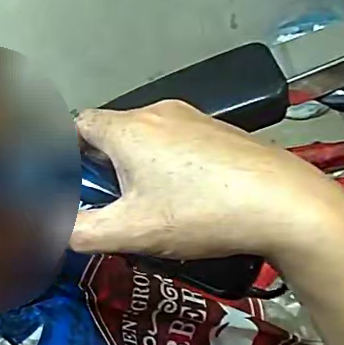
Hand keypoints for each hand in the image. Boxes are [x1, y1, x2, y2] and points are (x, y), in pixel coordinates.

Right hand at [70, 101, 343, 262]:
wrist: (285, 204)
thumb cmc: (203, 211)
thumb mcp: (133, 230)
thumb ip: (84, 232)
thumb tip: (59, 232)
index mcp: (129, 128)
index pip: (77, 123)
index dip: (64, 151)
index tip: (68, 181)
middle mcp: (160, 112)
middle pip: (114, 132)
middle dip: (105, 165)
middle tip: (111, 203)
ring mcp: (196, 118)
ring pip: (149, 138)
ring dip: (140, 166)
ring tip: (152, 206)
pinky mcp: (223, 132)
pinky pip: (181, 142)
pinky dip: (172, 164)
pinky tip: (190, 197)